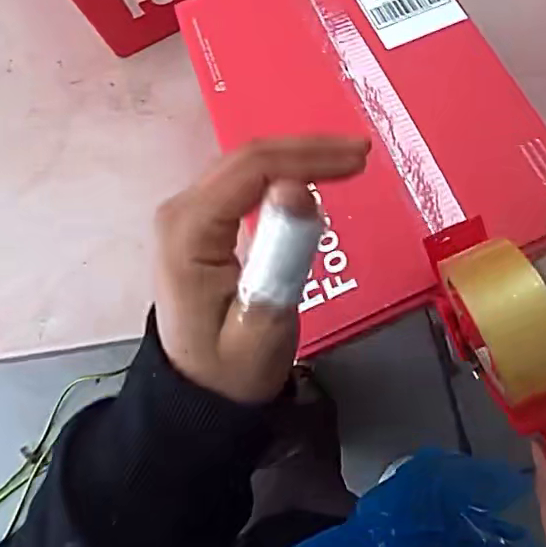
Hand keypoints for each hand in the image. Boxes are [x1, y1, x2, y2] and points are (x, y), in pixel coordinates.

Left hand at [152, 137, 369, 403]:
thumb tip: (297, 188)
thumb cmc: (232, 370)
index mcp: (190, 231)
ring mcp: (190, 213)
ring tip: (349, 159)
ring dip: (303, 155)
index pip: (254, 168)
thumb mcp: (263, 325)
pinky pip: (250, 178)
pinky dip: (289, 170)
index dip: (310, 156)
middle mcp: (183, 211)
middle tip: (363, 153)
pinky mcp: (204, 220)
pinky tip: (317, 172)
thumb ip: (282, 257)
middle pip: (251, 156)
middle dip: (312, 149)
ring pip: (251, 161)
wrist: (196, 396)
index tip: (358, 161)